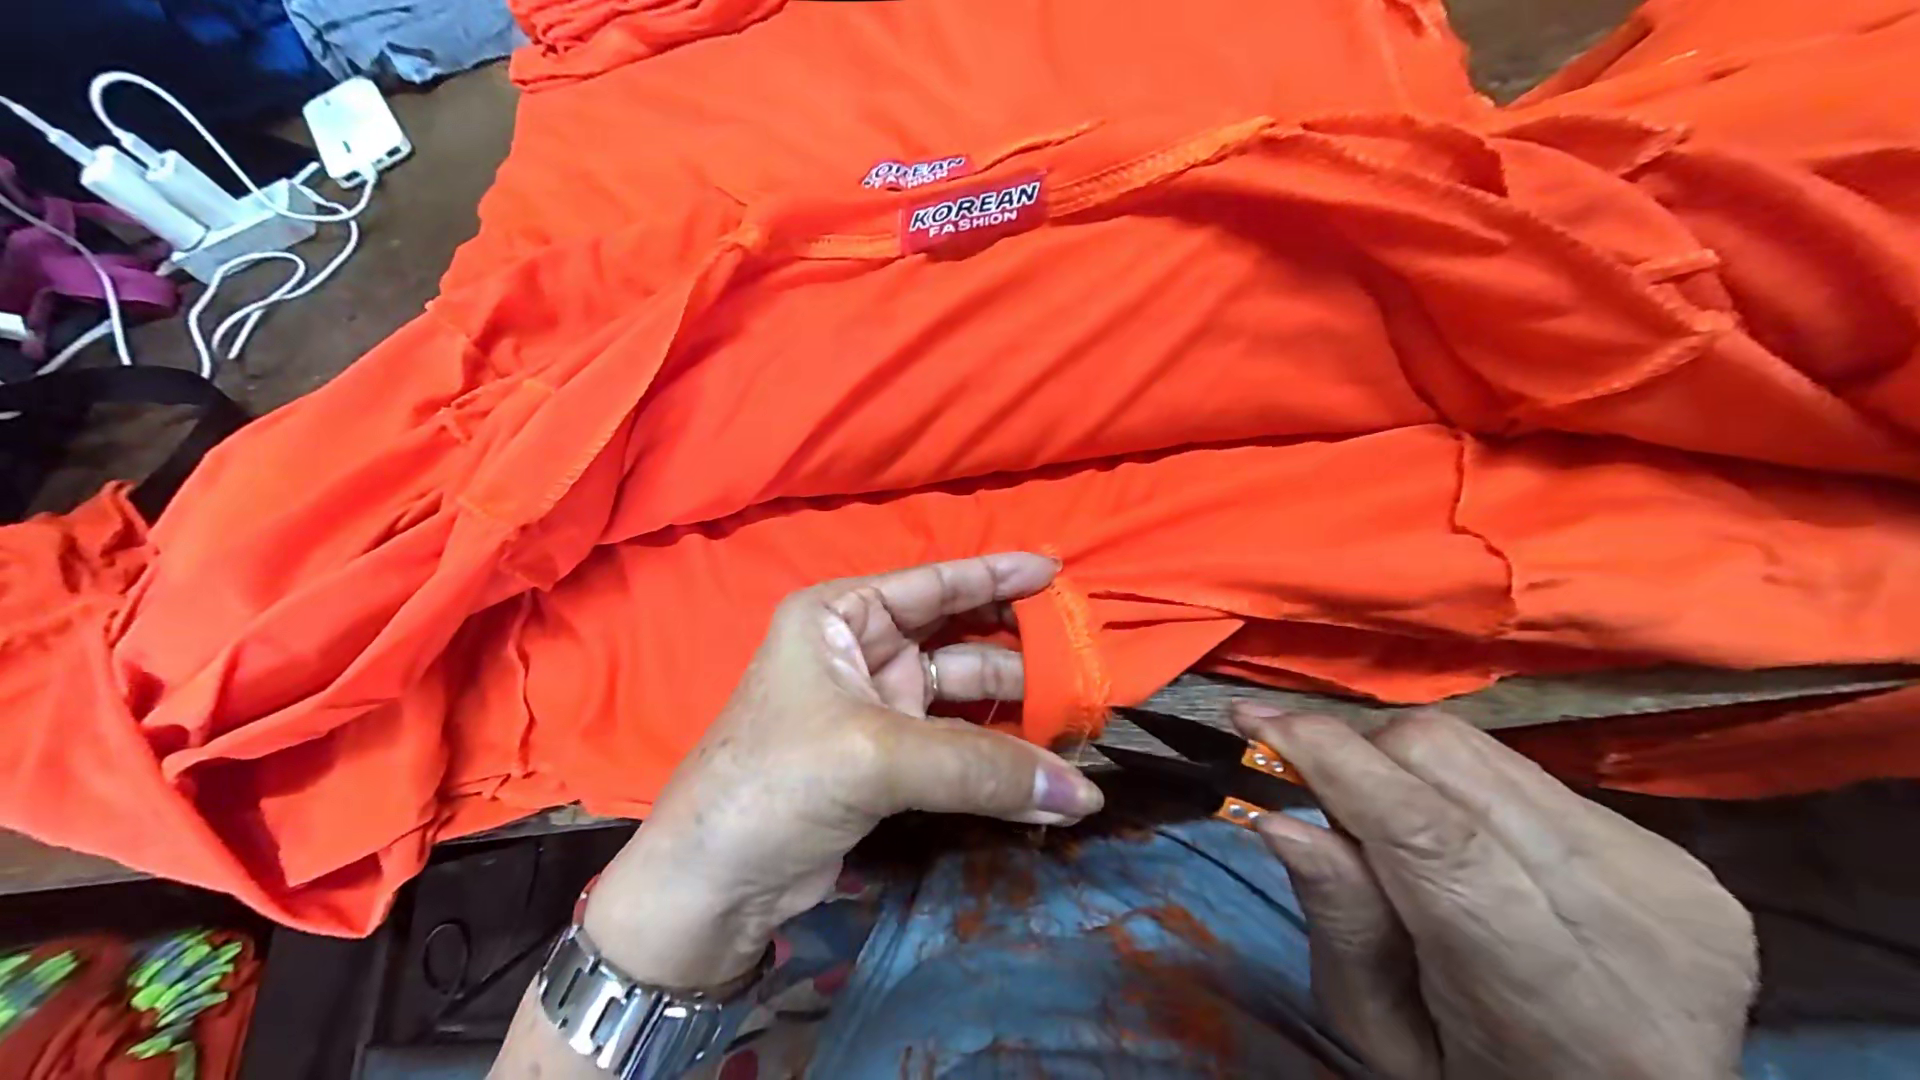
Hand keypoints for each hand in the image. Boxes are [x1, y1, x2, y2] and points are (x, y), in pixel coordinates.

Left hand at [582, 553, 1104, 988]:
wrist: (711, 886)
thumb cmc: (776, 781)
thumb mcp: (875, 756)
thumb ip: (980, 767)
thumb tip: (1081, 794)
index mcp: (841, 615)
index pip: (933, 583)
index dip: (995, 575)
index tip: (1055, 570)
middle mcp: (862, 651)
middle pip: (956, 637)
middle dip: (1017, 646)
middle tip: (1080, 653)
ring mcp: (878, 708)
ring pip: (964, 697)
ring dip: (1017, 713)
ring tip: (1079, 721)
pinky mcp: (889, 762)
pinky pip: (959, 747)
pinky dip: (999, 760)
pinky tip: (1046, 779)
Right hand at [1236, 705, 1755, 1079]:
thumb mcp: (1380, 1035)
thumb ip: (1340, 925)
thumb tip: (1276, 821)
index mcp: (1560, 1005)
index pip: (1430, 837)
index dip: (1333, 760)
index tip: (1251, 717)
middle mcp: (1631, 921)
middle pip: (1445, 764)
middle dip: (1352, 754)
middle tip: (1315, 794)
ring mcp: (1664, 877)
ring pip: (1473, 746)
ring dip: (1394, 761)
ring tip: (1381, 818)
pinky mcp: (1670, 852)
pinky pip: (1511, 766)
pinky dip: (1445, 780)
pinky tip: (1450, 830)